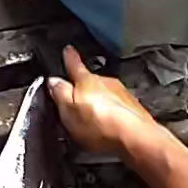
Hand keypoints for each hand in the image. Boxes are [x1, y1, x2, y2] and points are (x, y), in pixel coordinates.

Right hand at [45, 46, 160, 157]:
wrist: (135, 138)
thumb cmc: (102, 125)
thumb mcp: (69, 110)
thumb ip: (59, 93)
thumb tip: (53, 81)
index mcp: (86, 81)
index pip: (74, 64)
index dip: (69, 56)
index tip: (68, 50)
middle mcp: (106, 82)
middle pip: (90, 81)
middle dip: (82, 89)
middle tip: (74, 101)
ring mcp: (121, 94)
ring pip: (104, 95)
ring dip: (97, 103)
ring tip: (90, 121)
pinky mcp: (132, 108)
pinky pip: (116, 108)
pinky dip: (110, 115)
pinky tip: (106, 128)